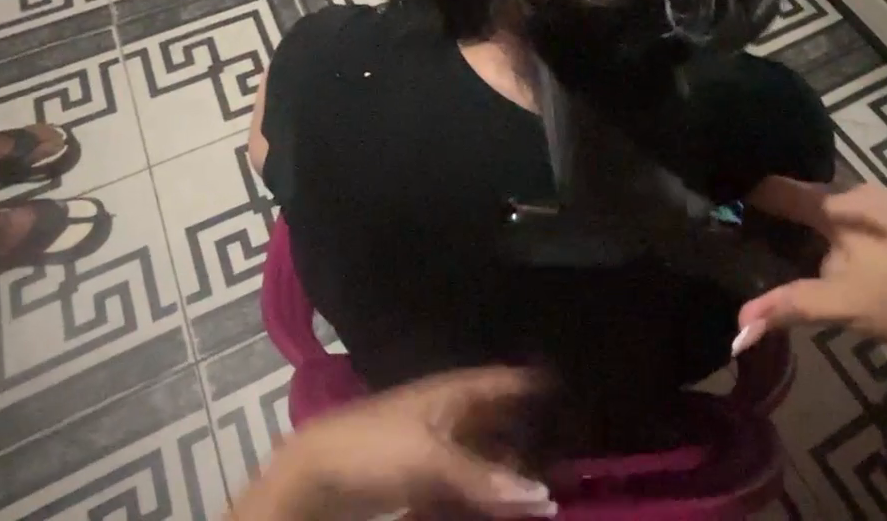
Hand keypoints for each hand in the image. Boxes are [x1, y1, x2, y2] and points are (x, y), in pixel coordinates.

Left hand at [243, 367, 552, 519]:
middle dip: (528, 434)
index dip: (533, 383)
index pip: (504, 381)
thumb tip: (543, 497)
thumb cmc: (377, 447)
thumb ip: (485, 480)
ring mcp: (435, 444)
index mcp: (454, 393)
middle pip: (497, 420)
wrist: (317, 472)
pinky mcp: (421, 475)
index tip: (569, 389)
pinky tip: (501, 505)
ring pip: (482, 453)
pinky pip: (464, 481)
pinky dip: (483, 490)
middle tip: (568, 450)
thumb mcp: (433, 461)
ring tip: (544, 485)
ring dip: (508, 468)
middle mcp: (450, 414)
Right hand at [734, 180, 886, 353]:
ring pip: (842, 204)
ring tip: (797, 240)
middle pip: (811, 194)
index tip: (723, 201)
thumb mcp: (840, 305)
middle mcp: (863, 189)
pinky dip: (847, 225)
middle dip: (784, 209)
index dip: (748, 193)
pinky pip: (866, 213)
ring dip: (818, 218)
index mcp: (837, 203)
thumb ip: (786, 308)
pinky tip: (852, 252)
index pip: (778, 188)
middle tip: (757, 229)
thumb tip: (735, 329)